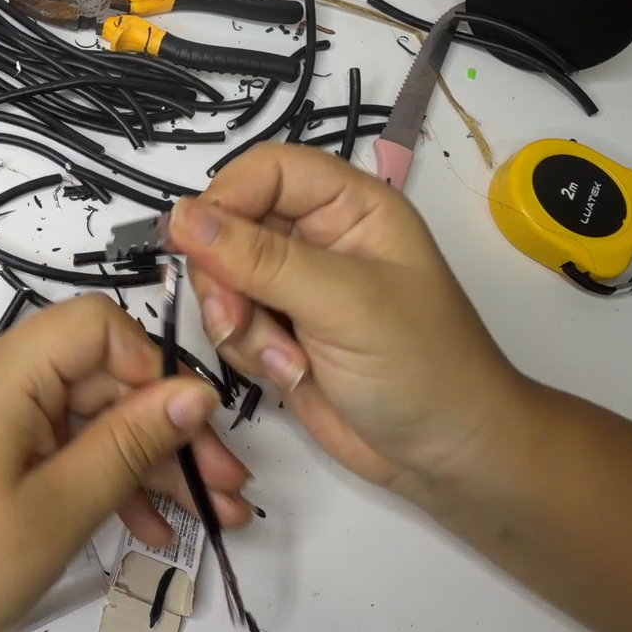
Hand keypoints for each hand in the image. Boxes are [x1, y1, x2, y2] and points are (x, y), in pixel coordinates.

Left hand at [0, 292, 251, 631]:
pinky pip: (67, 437)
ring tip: (211, 511)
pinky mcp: (2, 436)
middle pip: (102, 374)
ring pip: (93, 411)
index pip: (95, 324)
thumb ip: (132, 442)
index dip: (149, 365)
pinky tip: (152, 523)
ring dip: (149, 458)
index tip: (190, 424)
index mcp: (2, 370)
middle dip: (166, 427)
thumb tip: (198, 393)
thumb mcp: (61, 507)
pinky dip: (107, 472)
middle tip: (225, 482)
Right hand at [166, 143, 528, 489]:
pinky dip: (246, 347)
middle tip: (235, 320)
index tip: (194, 243)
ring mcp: (293, 282)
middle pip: (231, 222)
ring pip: (220, 273)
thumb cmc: (422, 368)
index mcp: (348, 206)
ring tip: (284, 359)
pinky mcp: (277, 325)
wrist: (449, 460)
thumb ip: (259, 259)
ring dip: (236, 320)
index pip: (267, 171)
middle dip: (224, 275)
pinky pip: (228, 317)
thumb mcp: (343, 304)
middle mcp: (316, 235)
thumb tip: (182, 216)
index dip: (227, 198)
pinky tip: (290, 372)